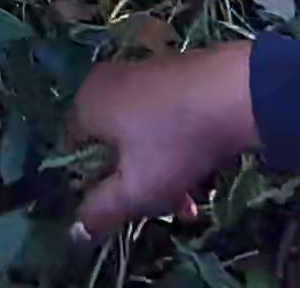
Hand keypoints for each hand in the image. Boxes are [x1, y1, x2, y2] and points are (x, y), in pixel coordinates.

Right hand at [65, 40, 258, 241]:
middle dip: (136, 180)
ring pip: (137, 132)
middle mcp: (104, 81)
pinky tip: (201, 166)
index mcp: (86, 102)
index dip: (94, 182)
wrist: (226, 92)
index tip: (123, 204)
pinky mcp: (164, 71)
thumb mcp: (136, 188)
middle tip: (165, 206)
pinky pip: (157, 115)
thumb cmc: (172, 142)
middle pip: (110, 142)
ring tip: (191, 196)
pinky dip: (171, 142)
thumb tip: (76, 229)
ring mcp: (135, 72)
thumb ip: (102, 210)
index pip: (73, 148)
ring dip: (158, 168)